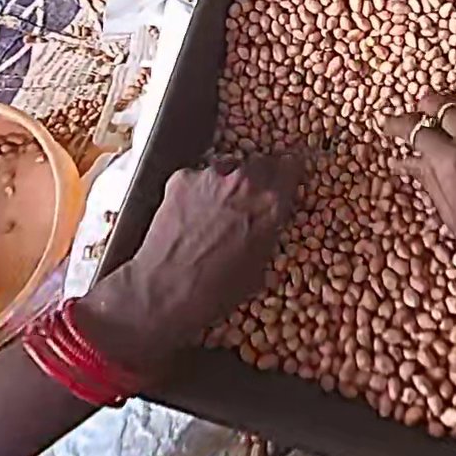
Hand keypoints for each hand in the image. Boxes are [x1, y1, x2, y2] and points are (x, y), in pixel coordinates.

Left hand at [79, 154, 301, 377]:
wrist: (165, 291)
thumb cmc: (215, 292)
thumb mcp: (259, 268)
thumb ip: (267, 233)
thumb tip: (266, 223)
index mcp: (271, 204)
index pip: (290, 167)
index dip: (287, 173)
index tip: (284, 177)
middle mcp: (245, 182)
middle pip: (260, 163)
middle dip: (258, 177)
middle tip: (248, 199)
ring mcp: (212, 176)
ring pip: (227, 168)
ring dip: (226, 183)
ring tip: (213, 210)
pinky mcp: (182, 177)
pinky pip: (197, 176)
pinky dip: (196, 189)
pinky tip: (188, 213)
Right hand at [382, 91, 455, 273]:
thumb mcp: (449, 210)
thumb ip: (427, 176)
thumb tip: (405, 160)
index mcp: (454, 162)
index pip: (418, 129)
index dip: (399, 125)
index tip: (388, 125)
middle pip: (444, 106)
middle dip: (426, 107)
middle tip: (415, 114)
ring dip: (449, 106)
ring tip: (436, 112)